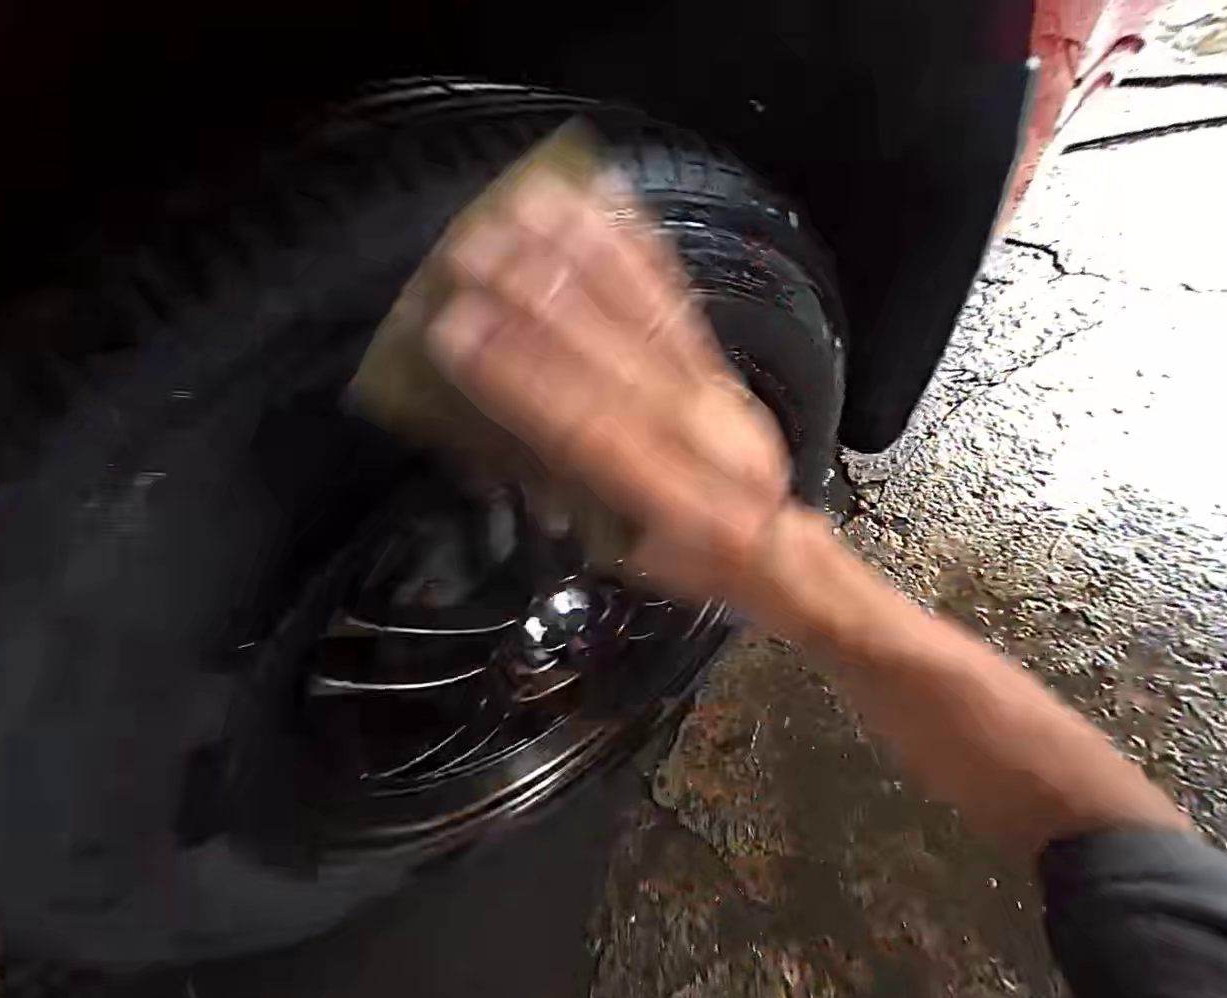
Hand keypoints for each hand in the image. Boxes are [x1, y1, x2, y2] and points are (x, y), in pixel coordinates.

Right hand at [428, 170, 802, 605]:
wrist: (769, 539)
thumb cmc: (694, 561)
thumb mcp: (628, 555)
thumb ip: (573, 499)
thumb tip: (509, 447)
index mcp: (670, 494)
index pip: (583, 426)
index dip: (518, 378)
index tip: (458, 332)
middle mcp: (695, 433)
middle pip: (612, 357)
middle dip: (539, 302)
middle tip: (476, 253)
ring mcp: (711, 391)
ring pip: (644, 316)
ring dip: (586, 257)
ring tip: (531, 209)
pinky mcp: (718, 366)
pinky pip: (678, 303)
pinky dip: (641, 251)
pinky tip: (610, 207)